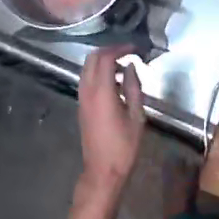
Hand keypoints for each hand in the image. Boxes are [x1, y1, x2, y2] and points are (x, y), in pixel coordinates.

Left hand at [77, 48, 144, 204]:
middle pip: (92, 58)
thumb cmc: (124, 146)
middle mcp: (87, 91)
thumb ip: (133, 87)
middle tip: (128, 52)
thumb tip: (131, 67)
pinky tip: (115, 82)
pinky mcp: (82, 106)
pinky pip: (87, 80)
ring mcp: (82, 98)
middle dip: (109, 50)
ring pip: (87, 68)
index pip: (106, 58)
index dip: (120, 48)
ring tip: (124, 65)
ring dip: (103, 61)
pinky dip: (99, 73)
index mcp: (102, 92)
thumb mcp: (137, 116)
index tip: (135, 48)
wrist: (103, 170)